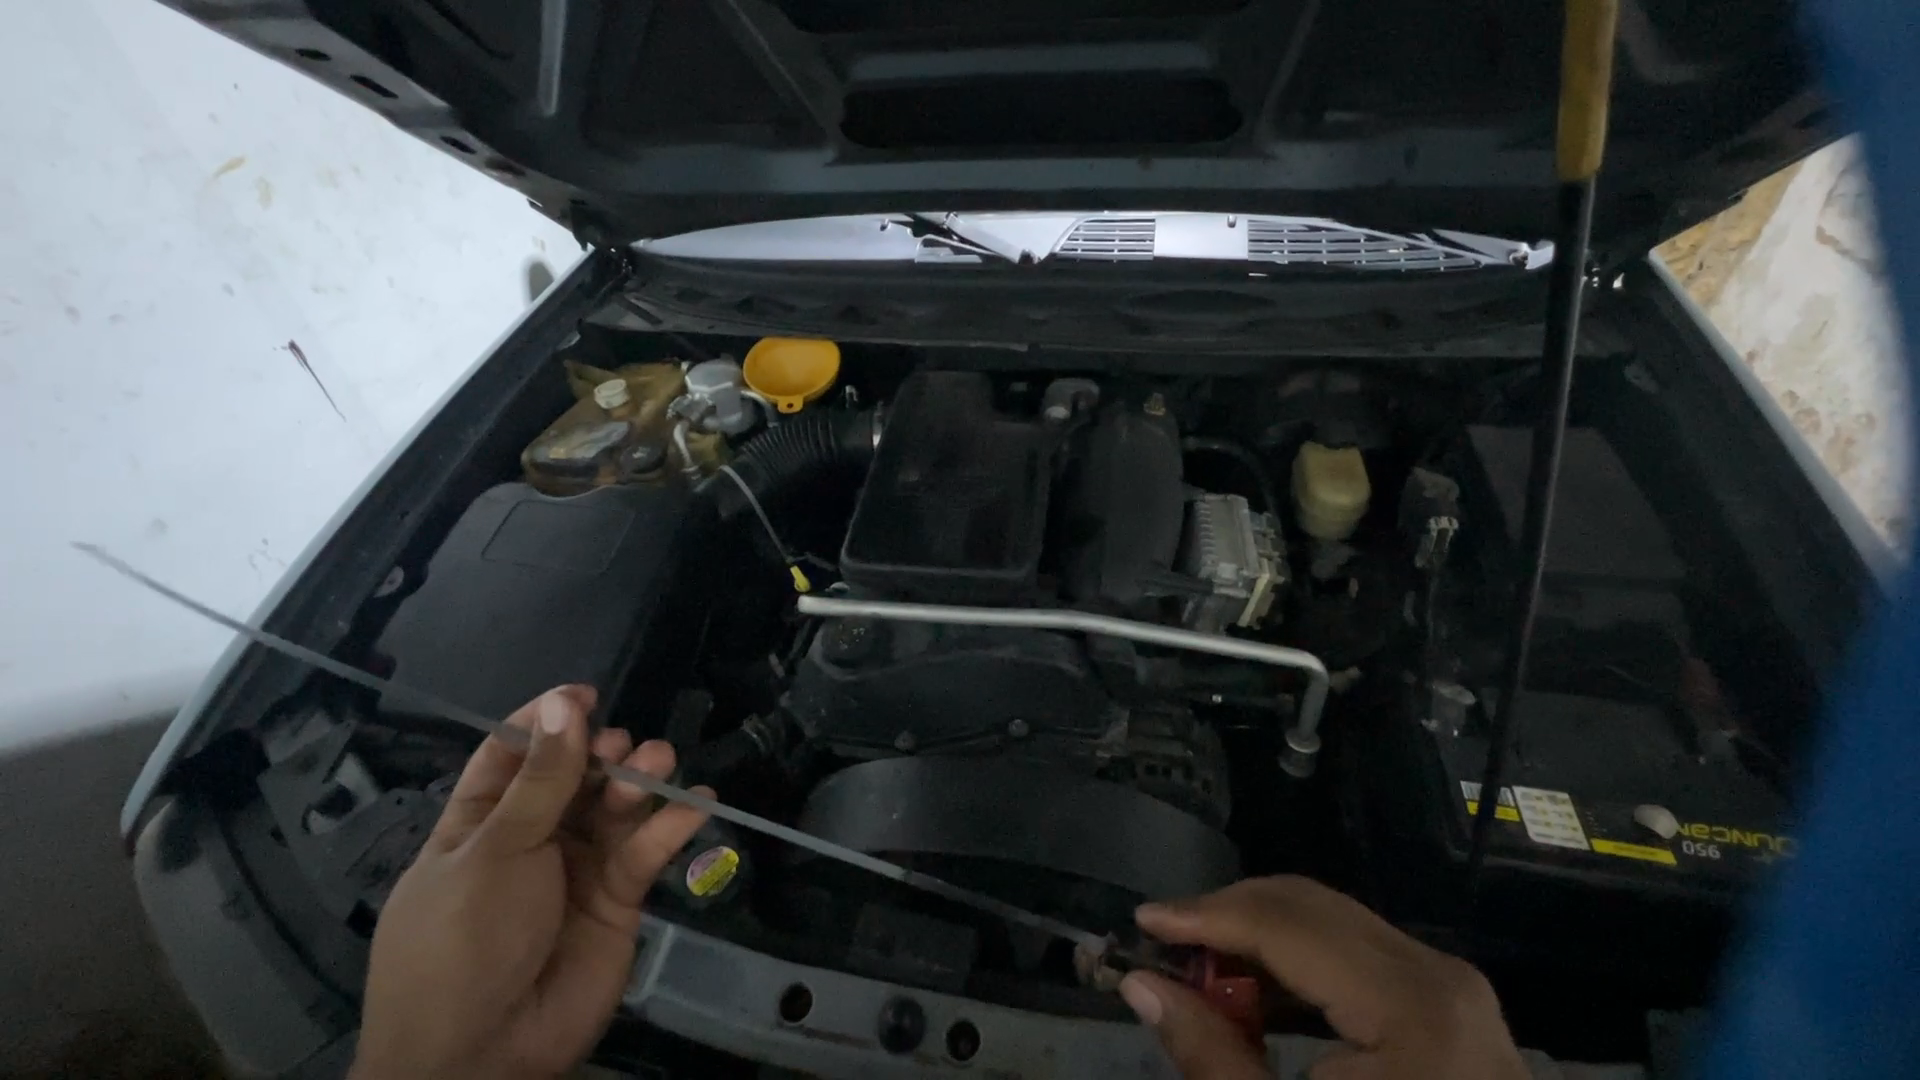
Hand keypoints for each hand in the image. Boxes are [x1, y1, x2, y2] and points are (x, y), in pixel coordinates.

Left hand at [351, 685, 710, 1079]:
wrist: (482, 1055)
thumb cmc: (463, 941)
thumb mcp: (494, 852)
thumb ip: (541, 780)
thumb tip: (563, 703)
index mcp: (482, 822)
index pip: (513, 755)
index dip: (545, 721)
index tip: (583, 695)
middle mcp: (534, 837)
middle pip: (577, 775)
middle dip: (602, 753)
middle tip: (621, 750)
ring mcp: (578, 866)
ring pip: (618, 806)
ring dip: (641, 781)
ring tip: (658, 768)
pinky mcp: (618, 897)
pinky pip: (647, 850)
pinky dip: (674, 826)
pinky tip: (699, 806)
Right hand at [1117, 876, 1527, 1079]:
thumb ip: (1212, 1058)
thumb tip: (1141, 985)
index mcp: (1410, 1008)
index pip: (1283, 925)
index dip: (1203, 917)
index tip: (1142, 921)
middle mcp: (1437, 974)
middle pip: (1306, 906)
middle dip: (1226, 917)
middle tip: (1166, 945)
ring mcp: (1450, 982)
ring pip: (1329, 919)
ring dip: (1258, 934)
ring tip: (1202, 968)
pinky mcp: (1449, 999)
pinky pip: (1356, 949)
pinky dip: (1298, 958)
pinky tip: (1259, 991)